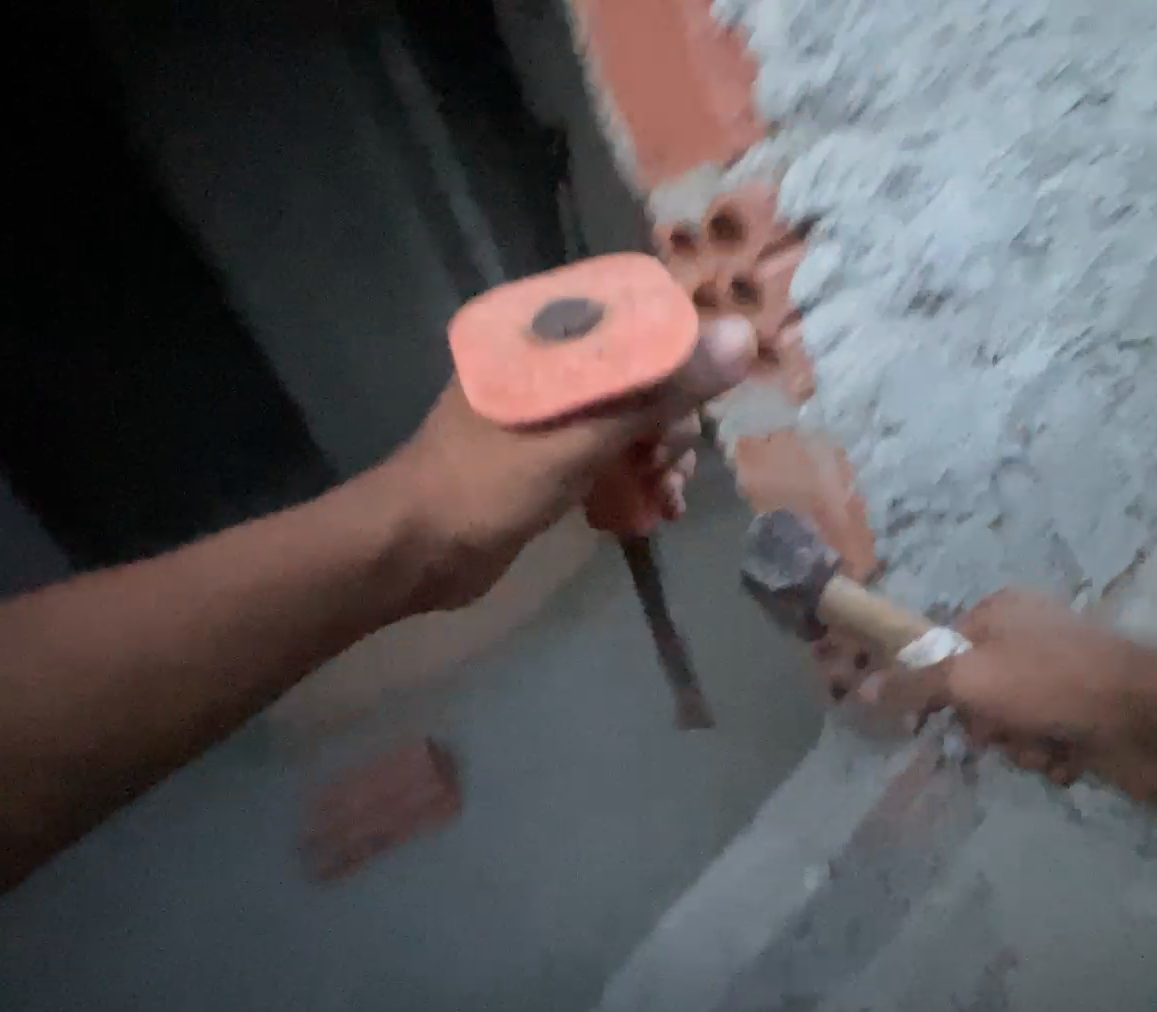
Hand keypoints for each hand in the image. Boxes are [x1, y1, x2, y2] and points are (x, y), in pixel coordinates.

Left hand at [382, 317, 755, 611]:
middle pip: (641, 370)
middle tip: (671, 462)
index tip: (702, 398)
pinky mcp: (554, 452)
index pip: (636, 312)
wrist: (415, 552)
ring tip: (670, 494)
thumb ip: (658, 391)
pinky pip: (614, 451)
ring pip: (632, 416)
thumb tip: (741, 338)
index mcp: (543, 329)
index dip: (682, 349)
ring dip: (661, 454)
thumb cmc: (488, 484)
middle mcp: (551, 359)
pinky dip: (639, 477)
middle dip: (670, 419)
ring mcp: (553, 408)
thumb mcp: (580, 436)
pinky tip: (659, 508)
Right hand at [860, 590, 1156, 796]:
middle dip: (985, 724)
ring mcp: (1058, 677)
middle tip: (997, 731)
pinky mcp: (1084, 715)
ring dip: (1018, 746)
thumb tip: (859, 688)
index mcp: (999, 614)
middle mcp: (1027, 639)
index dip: (936, 685)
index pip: (944, 649)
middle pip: (974, 693)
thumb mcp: (970, 679)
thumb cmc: (1050, 683)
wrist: (1150, 718)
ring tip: (1043, 747)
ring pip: (1007, 724)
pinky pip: (1043, 742)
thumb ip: (914, 686)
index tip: (934, 715)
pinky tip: (1068, 758)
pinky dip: (1050, 756)